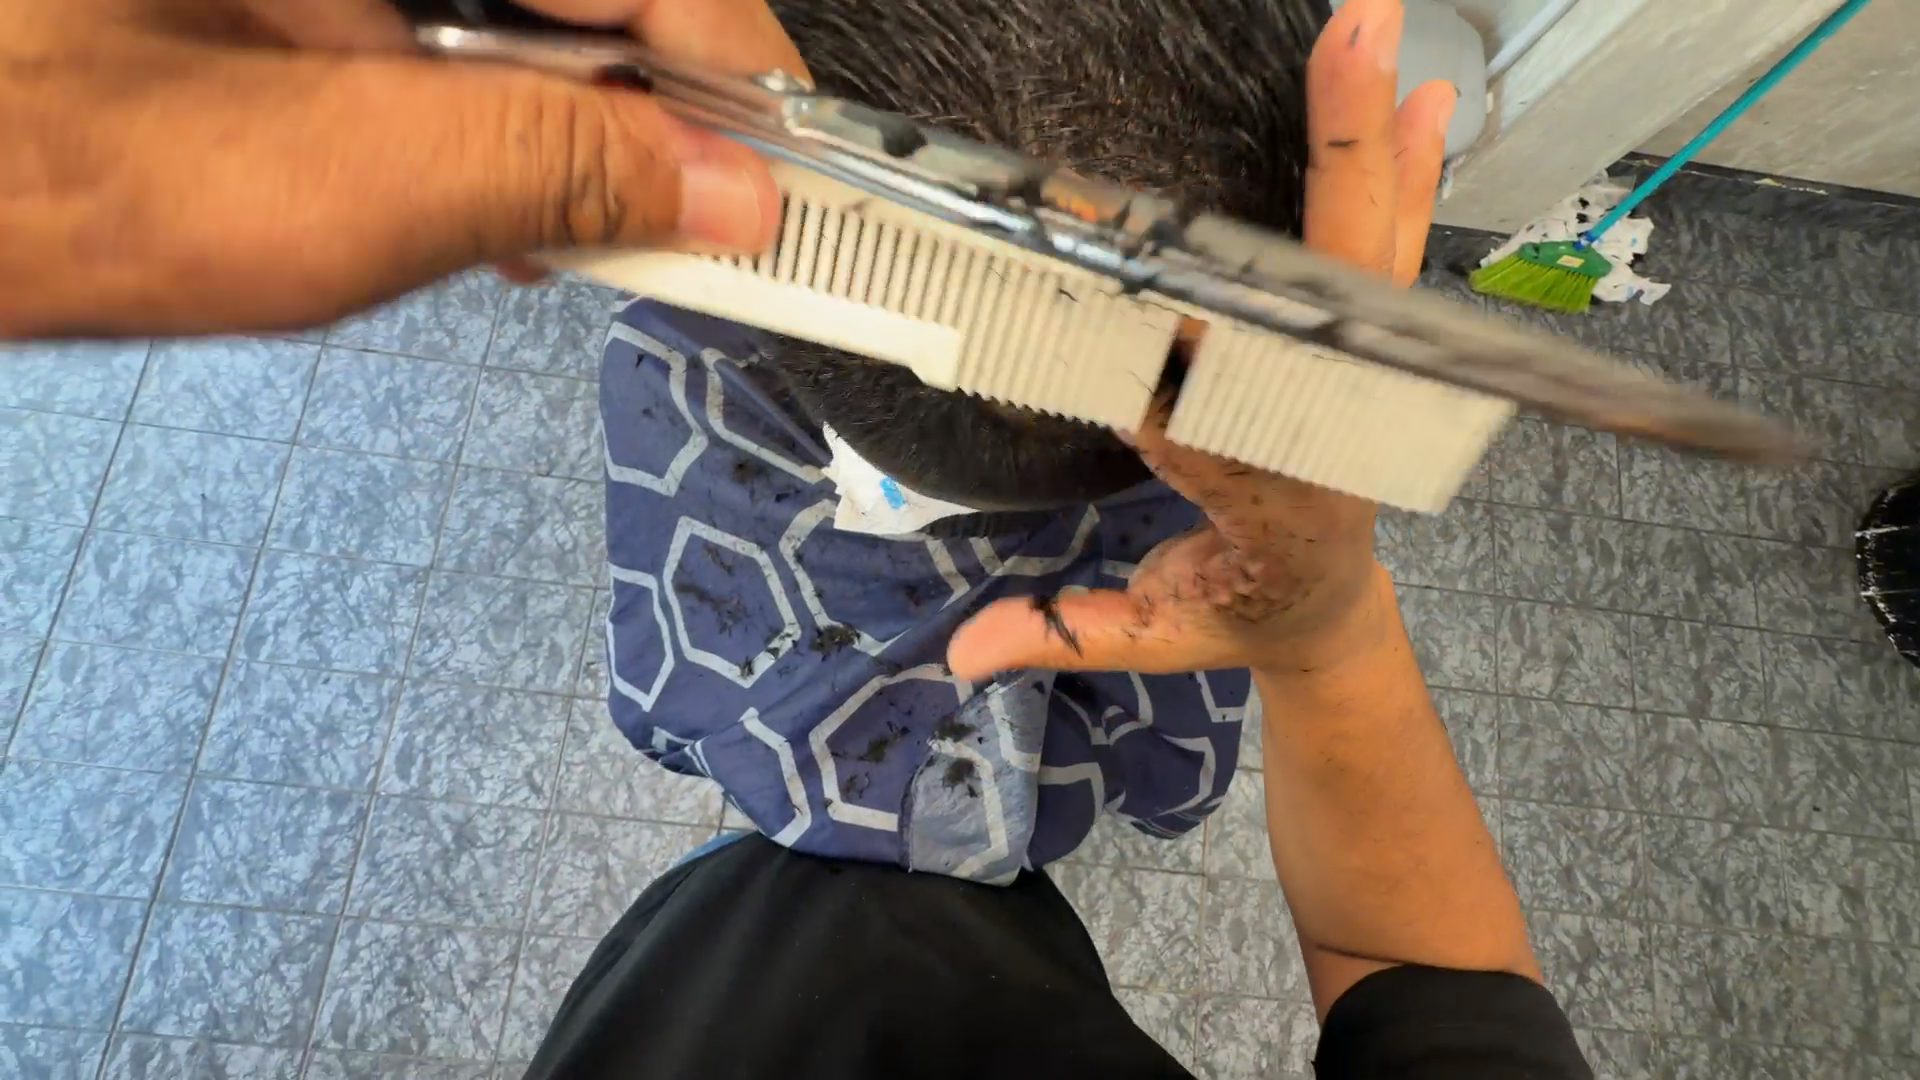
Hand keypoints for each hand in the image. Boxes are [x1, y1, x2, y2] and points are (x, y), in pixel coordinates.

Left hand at [0, 0, 803, 337]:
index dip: (735, 79)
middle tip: (677, 220)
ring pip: (552, 1)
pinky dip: (507, 82)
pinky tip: (481, 156)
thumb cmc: (31, 176)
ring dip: (584, 106)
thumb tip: (733, 198)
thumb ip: (555, 173)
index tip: (780, 184)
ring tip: (558, 214)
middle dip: (656, 103)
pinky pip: (478, 4)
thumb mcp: (336, 193)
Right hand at [947, 0, 1452, 679]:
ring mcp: (1357, 393)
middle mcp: (1327, 432)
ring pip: (1367, 269)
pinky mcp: (1363, 368)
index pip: (1214, 399)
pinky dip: (1400, 188)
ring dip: (1373, 149)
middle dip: (1325, 175)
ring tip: (1382, 34)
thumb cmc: (1233, 619)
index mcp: (1266, 501)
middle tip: (1348, 44)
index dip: (1177, 319)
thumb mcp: (1147, 638)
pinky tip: (1428, 105)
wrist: (1325, 613)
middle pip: (1320, 301)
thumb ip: (1060, 636)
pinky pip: (1386, 275)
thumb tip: (959, 657)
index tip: (1132, 225)